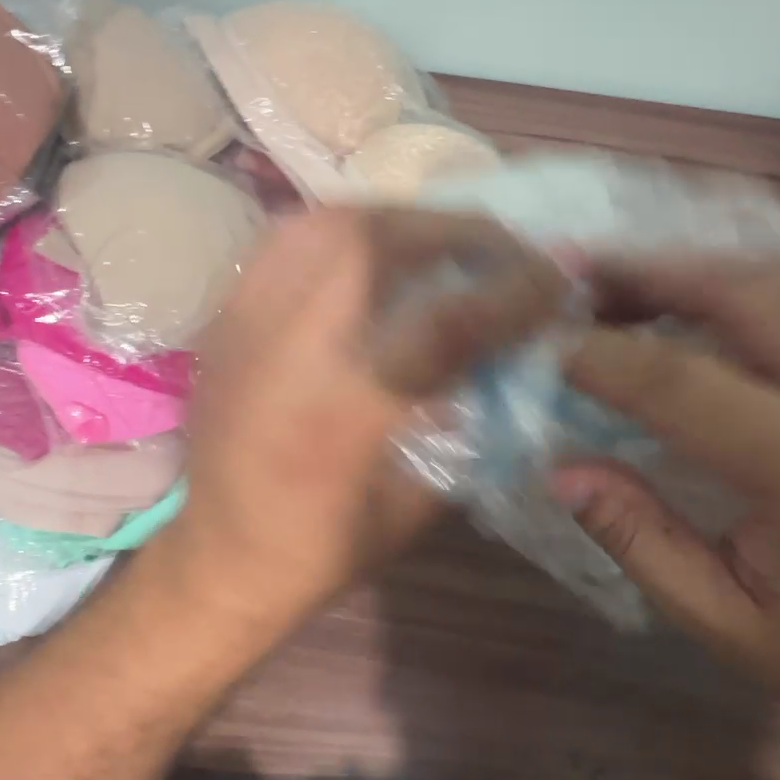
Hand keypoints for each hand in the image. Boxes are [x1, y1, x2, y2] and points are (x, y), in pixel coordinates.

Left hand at [153, 207, 568, 627]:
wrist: (221, 558)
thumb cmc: (324, 550)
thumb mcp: (416, 501)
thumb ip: (461, 419)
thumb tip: (507, 356)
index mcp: (341, 415)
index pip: (441, 322)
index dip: (511, 291)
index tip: (559, 279)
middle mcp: (287, 351)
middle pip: (379, 242)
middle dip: (459, 233)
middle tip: (506, 250)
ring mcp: (245, 323)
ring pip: (329, 223)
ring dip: (404, 221)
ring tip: (445, 243)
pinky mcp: (225, 316)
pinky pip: (290, 239)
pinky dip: (349, 231)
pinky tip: (378, 254)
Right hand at [556, 258, 779, 730]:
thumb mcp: (723, 621)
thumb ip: (640, 538)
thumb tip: (563, 471)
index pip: (681, 384)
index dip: (602, 359)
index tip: (546, 349)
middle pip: (746, 295)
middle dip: (652, 275)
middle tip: (582, 278)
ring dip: (703, 275)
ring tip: (633, 286)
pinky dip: (754, 295)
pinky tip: (711, 312)